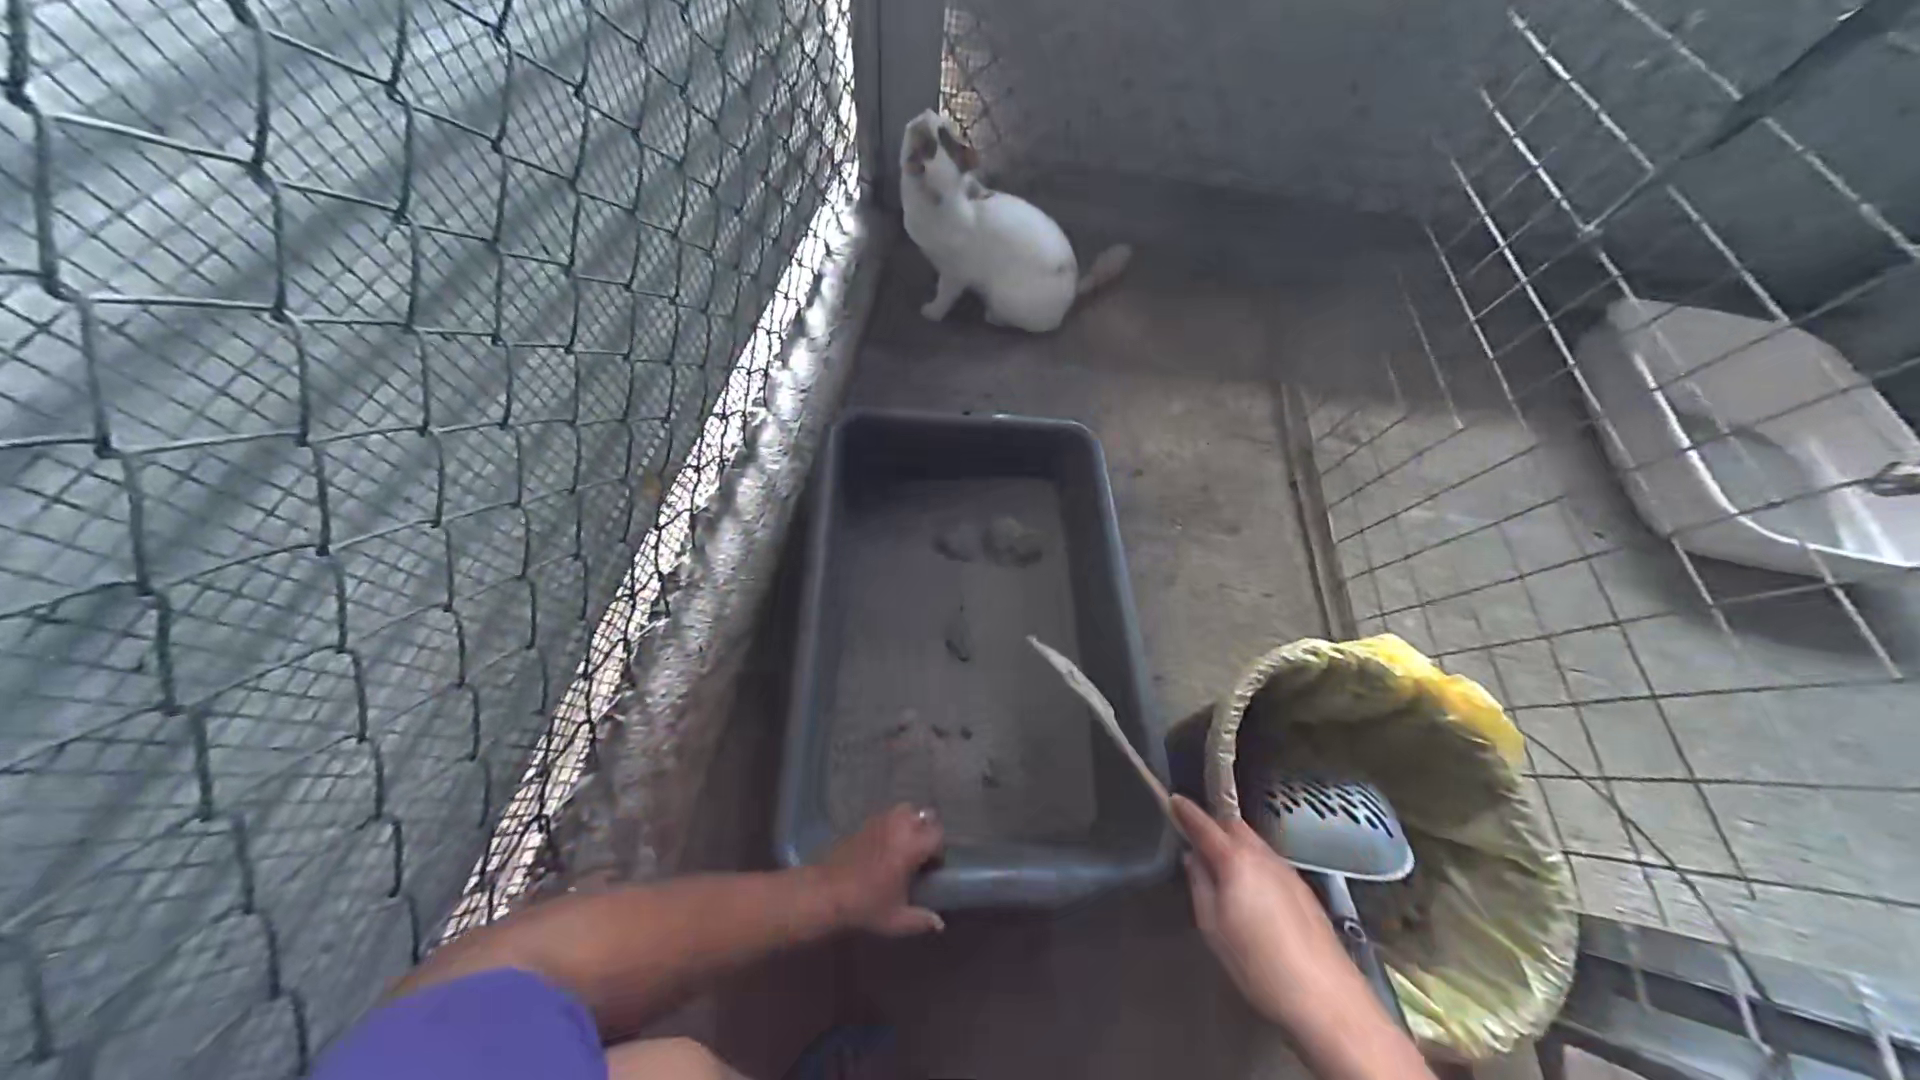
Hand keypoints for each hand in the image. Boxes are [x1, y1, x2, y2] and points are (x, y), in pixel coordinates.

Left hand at [816, 804, 946, 936]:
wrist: (826, 892)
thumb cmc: (865, 905)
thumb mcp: (896, 919)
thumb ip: (921, 920)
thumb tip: (939, 924)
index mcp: (911, 846)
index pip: (938, 834)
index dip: (939, 850)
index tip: (932, 867)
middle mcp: (899, 826)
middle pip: (926, 815)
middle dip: (928, 831)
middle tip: (921, 853)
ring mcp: (881, 820)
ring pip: (907, 809)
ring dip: (912, 822)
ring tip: (905, 844)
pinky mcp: (865, 821)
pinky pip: (888, 814)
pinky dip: (894, 822)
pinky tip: (886, 844)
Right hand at [1171, 794, 1420, 1073]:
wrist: (1326, 999)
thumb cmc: (1259, 965)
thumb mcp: (1213, 927)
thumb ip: (1199, 884)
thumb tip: (1193, 859)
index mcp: (1236, 861)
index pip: (1204, 824)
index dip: (1186, 811)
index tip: (1174, 800)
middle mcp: (1264, 857)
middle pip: (1234, 825)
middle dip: (1214, 826)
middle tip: (1197, 843)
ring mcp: (1288, 872)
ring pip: (1255, 843)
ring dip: (1235, 846)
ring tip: (1222, 872)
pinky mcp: (1305, 891)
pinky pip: (1271, 863)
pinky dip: (1255, 865)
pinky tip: (1252, 895)